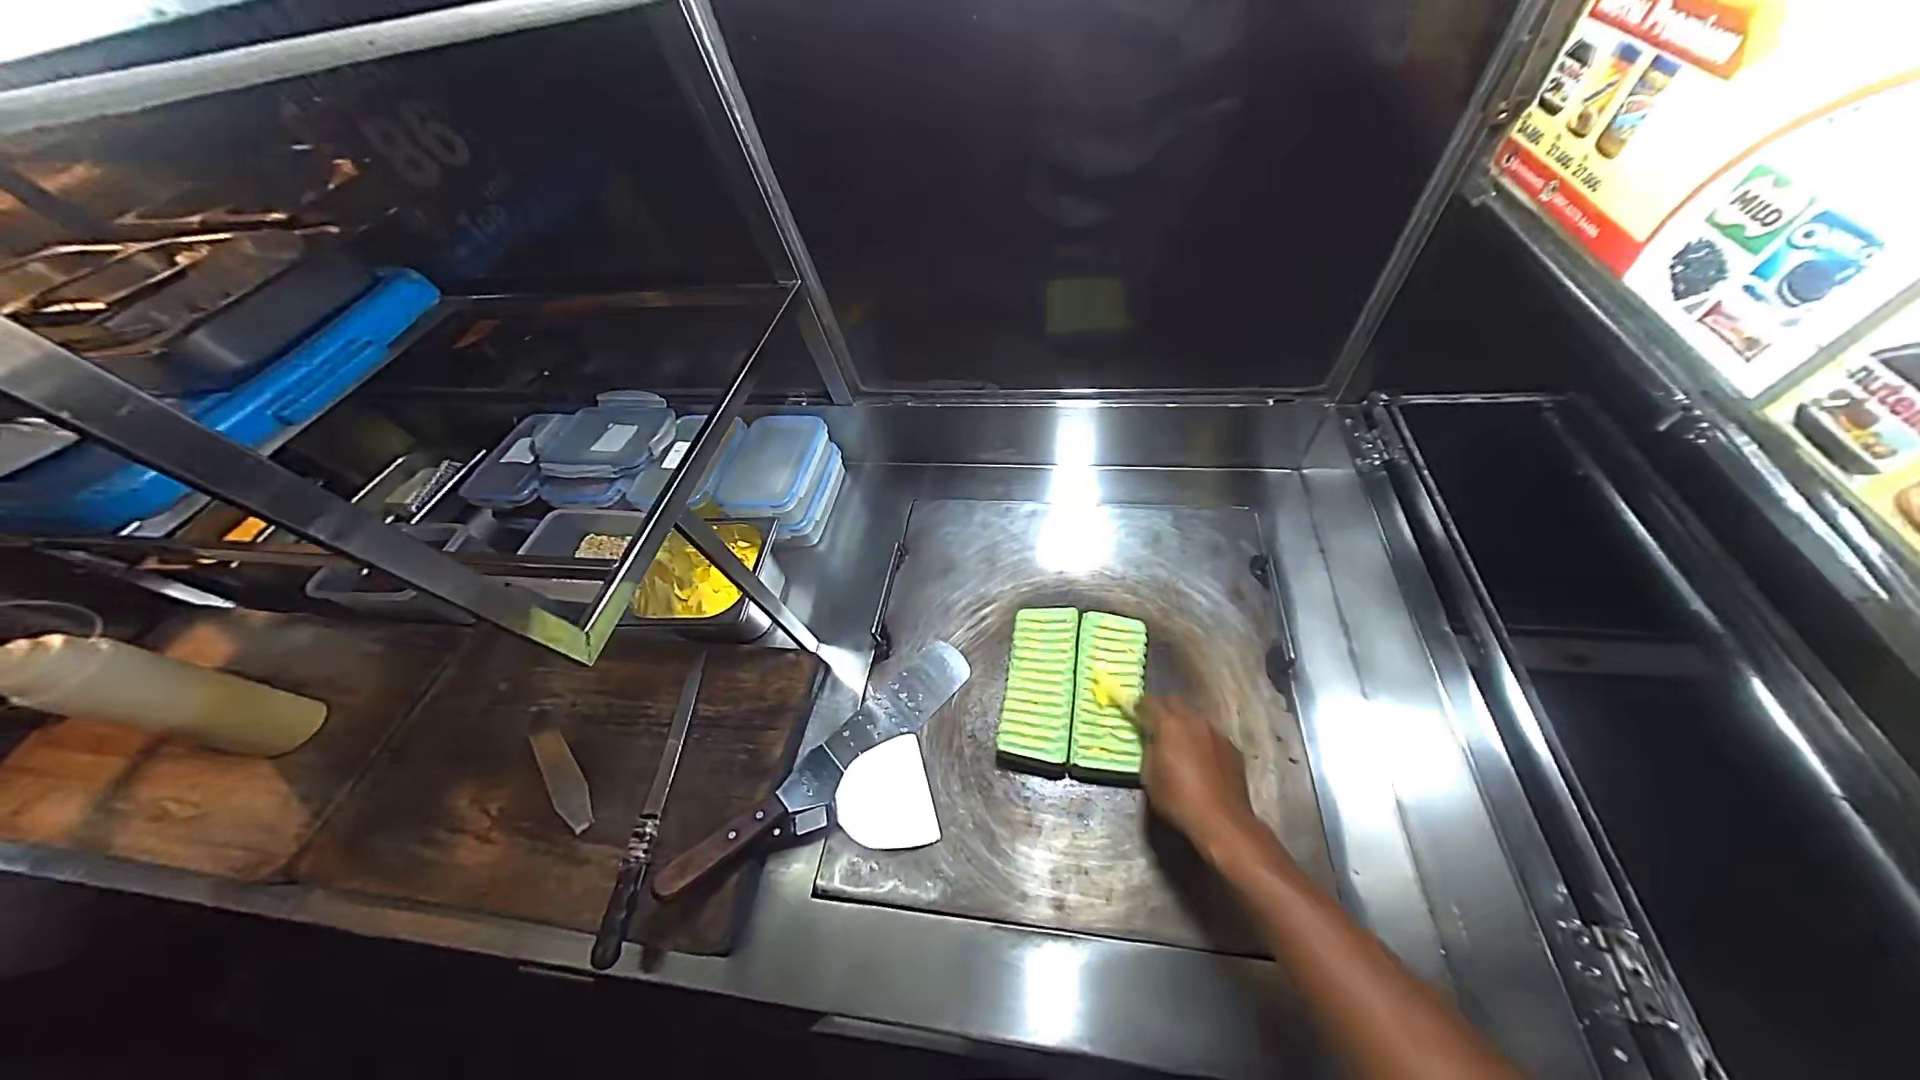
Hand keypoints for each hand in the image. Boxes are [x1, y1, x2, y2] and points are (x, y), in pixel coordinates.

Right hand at [1138, 697, 1263, 860]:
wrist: (1222, 821)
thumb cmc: (1178, 800)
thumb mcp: (1150, 776)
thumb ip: (1149, 749)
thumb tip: (1152, 738)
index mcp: (1170, 724)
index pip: (1151, 702)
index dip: (1141, 706)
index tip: (1136, 714)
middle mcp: (1195, 721)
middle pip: (1176, 702)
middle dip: (1163, 708)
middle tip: (1155, 722)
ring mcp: (1216, 733)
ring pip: (1195, 716)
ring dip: (1184, 722)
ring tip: (1178, 740)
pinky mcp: (1231, 748)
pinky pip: (1211, 734)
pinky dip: (1201, 738)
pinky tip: (1200, 757)